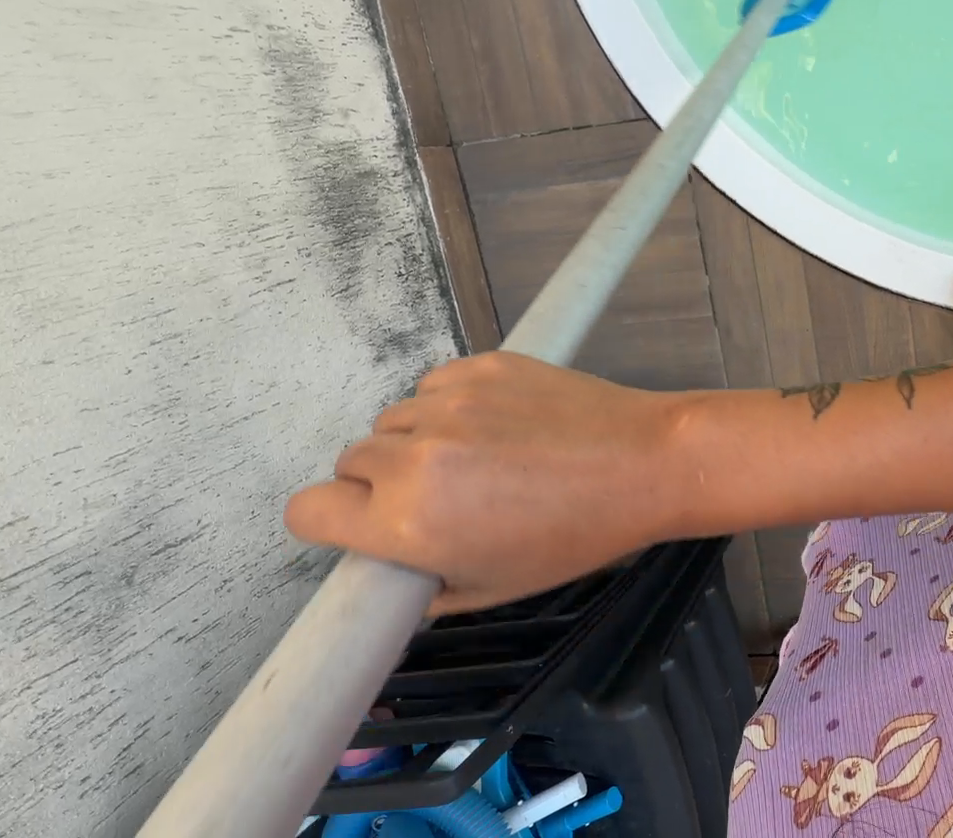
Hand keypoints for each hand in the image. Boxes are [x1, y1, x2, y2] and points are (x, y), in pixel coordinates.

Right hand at [285, 352, 686, 613]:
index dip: (334, 518)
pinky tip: (502, 419)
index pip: (308, 510)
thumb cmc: (578, 534)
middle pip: (352, 460)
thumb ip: (421, 582)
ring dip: (421, 437)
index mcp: (408, 522)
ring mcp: (452, 402)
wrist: (644, 462)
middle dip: (384, 479)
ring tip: (482, 452)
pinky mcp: (485, 365)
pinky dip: (455, 400)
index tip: (365, 518)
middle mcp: (417, 458)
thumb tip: (389, 561)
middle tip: (444, 489)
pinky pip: (438, 382)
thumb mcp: (493, 587)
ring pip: (397, 417)